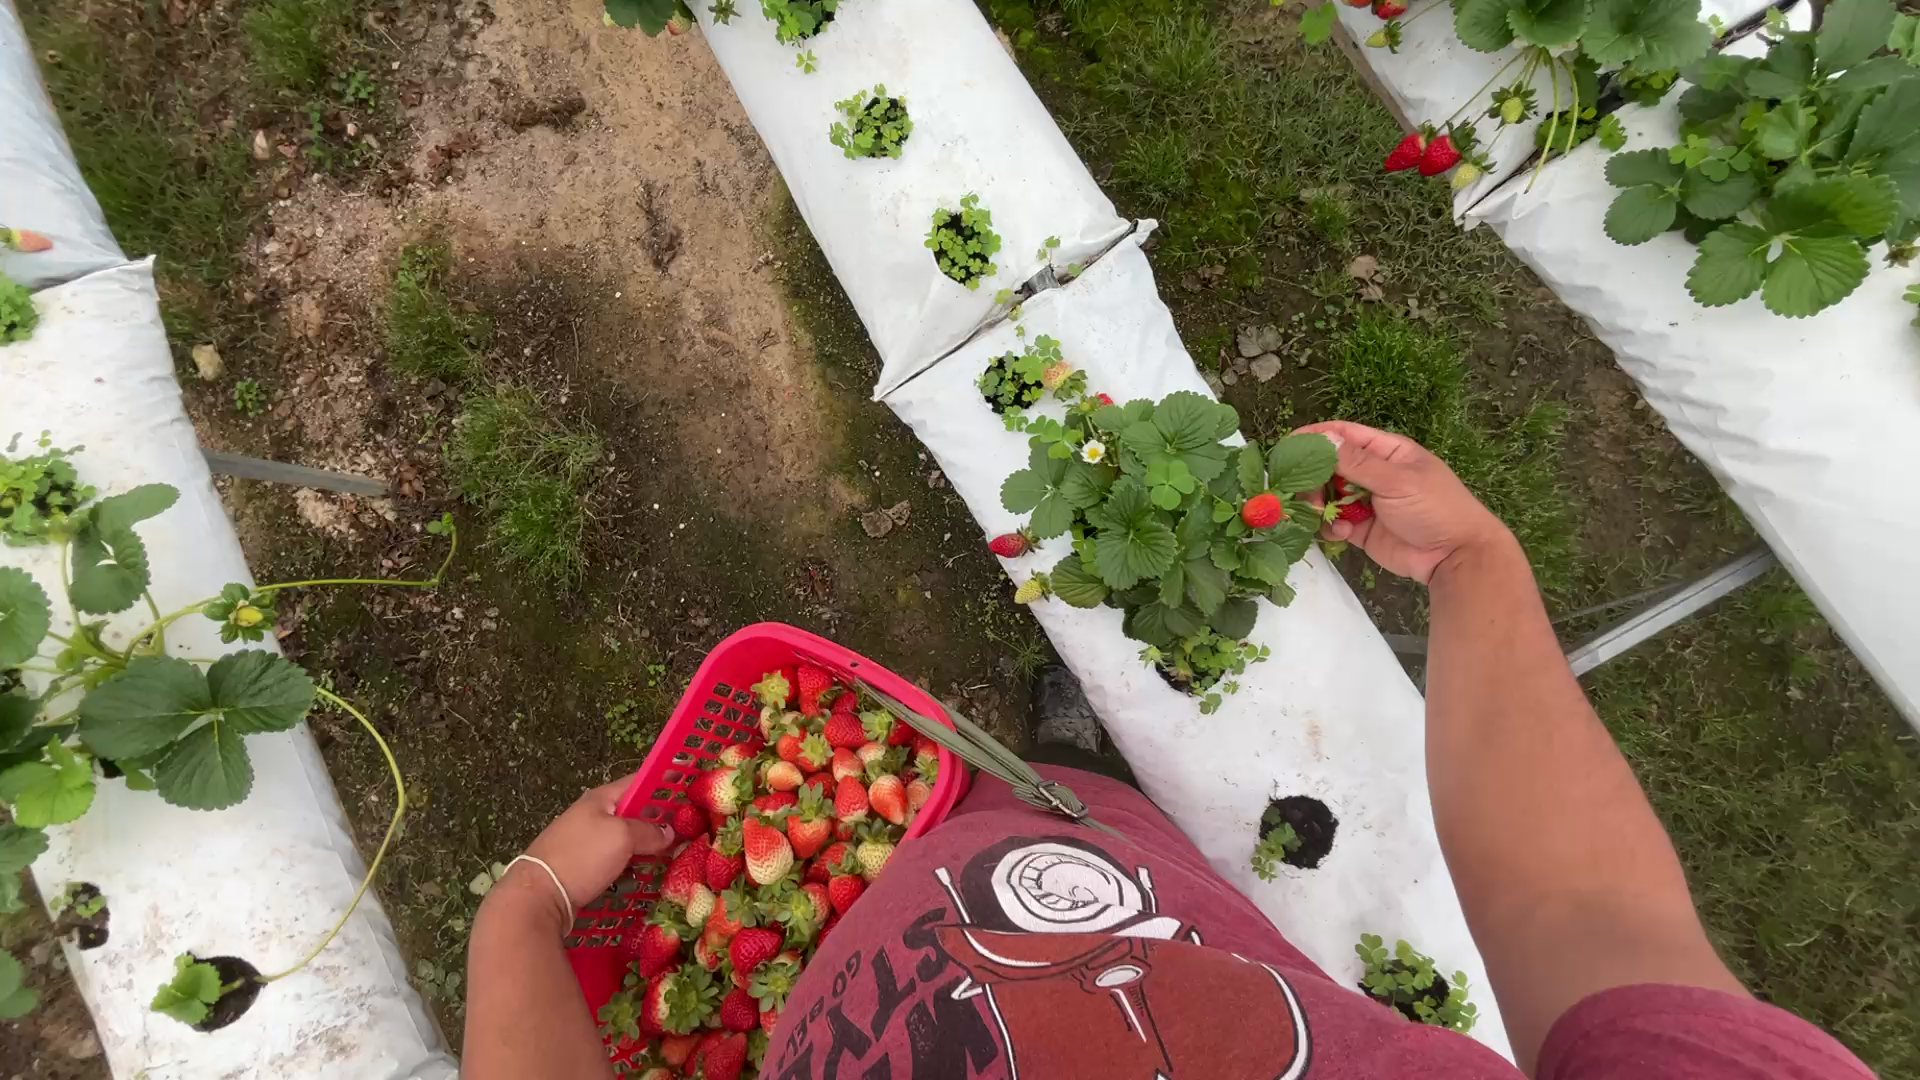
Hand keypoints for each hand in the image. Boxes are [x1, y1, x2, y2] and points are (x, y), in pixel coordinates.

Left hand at [502, 774, 673, 926]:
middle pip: (633, 811)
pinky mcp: (578, 868)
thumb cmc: (580, 858)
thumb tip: (668, 833)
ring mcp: (583, 842)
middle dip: (659, 818)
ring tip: (672, 852)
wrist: (533, 901)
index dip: (665, 783)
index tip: (690, 789)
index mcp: (601, 799)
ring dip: (646, 844)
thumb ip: (649, 831)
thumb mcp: (622, 838)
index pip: (641, 781)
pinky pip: (613, 858)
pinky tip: (644, 872)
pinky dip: (630, 862)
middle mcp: (591, 815)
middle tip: (688, 825)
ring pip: (624, 837)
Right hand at [1294, 421, 1512, 584]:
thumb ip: (1356, 462)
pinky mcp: (1360, 527)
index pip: (1344, 435)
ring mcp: (1365, 501)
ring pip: (1326, 495)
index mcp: (1387, 452)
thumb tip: (1322, 439)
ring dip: (1320, 505)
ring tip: (1324, 515)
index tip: (1288, 445)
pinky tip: (1344, 534)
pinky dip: (1331, 527)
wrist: (1454, 556)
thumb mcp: (1397, 480)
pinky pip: (1333, 522)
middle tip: (1305, 493)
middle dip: (1313, 479)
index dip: (1316, 437)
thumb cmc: (1435, 508)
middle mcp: (1373, 473)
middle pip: (1328, 467)